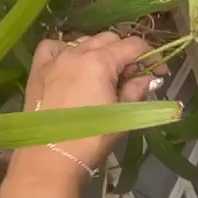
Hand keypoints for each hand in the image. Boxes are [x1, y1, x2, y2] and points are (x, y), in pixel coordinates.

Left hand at [9, 32, 157, 183]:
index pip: (134, 46)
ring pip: (84, 40)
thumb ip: (137, 90)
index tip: (158, 72)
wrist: (49, 158)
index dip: (151, 56)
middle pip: (110, 39)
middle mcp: (77, 52)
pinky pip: (54, 46)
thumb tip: (149, 78)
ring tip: (104, 73)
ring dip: (99, 51)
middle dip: (126, 53)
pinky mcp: (38, 68)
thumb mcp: (122, 115)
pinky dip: (67, 49)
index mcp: (100, 62)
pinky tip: (72, 62)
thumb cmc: (91, 139)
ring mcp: (55, 59)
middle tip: (132, 77)